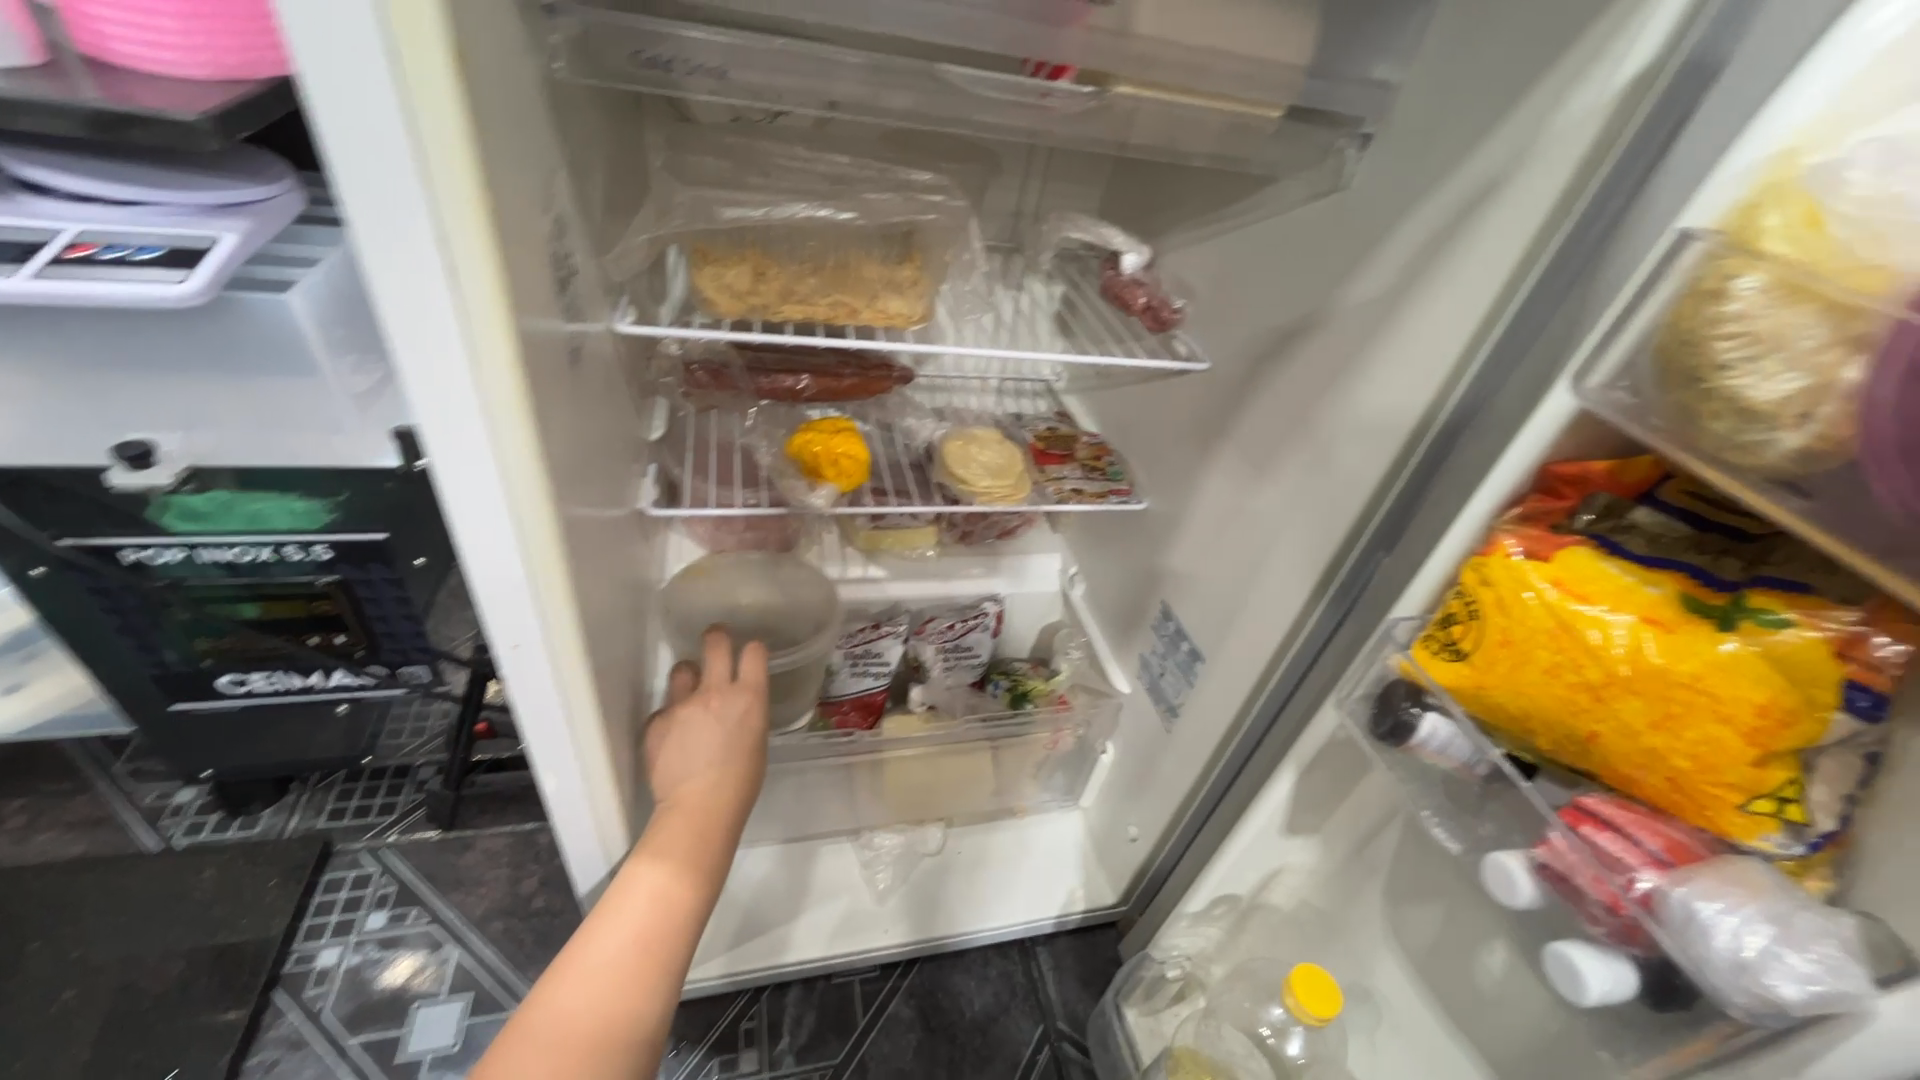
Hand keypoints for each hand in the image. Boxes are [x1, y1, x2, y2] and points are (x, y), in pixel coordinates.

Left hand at [644, 626, 769, 826]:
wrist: (699, 809)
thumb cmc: (741, 782)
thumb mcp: (757, 739)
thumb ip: (746, 712)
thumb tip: (735, 706)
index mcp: (749, 697)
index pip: (753, 652)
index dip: (752, 649)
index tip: (749, 653)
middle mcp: (716, 691)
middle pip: (715, 642)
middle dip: (716, 636)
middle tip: (715, 638)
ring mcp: (682, 704)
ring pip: (682, 669)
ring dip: (688, 676)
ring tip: (689, 693)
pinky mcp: (656, 721)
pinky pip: (663, 709)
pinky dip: (669, 718)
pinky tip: (673, 739)